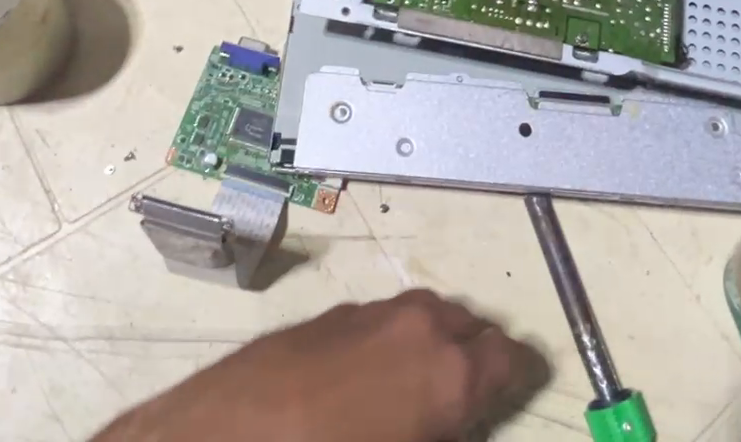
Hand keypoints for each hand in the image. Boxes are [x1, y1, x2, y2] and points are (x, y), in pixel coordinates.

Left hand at [92, 290, 544, 441]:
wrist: (218, 438)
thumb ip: (444, 429)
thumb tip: (449, 418)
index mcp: (448, 370)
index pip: (512, 357)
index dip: (522, 376)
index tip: (518, 390)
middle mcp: (418, 326)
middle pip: (472, 325)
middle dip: (480, 354)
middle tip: (471, 394)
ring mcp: (370, 313)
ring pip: (427, 313)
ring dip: (437, 340)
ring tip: (422, 384)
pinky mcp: (330, 313)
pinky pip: (384, 316)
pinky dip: (395, 337)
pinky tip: (369, 377)